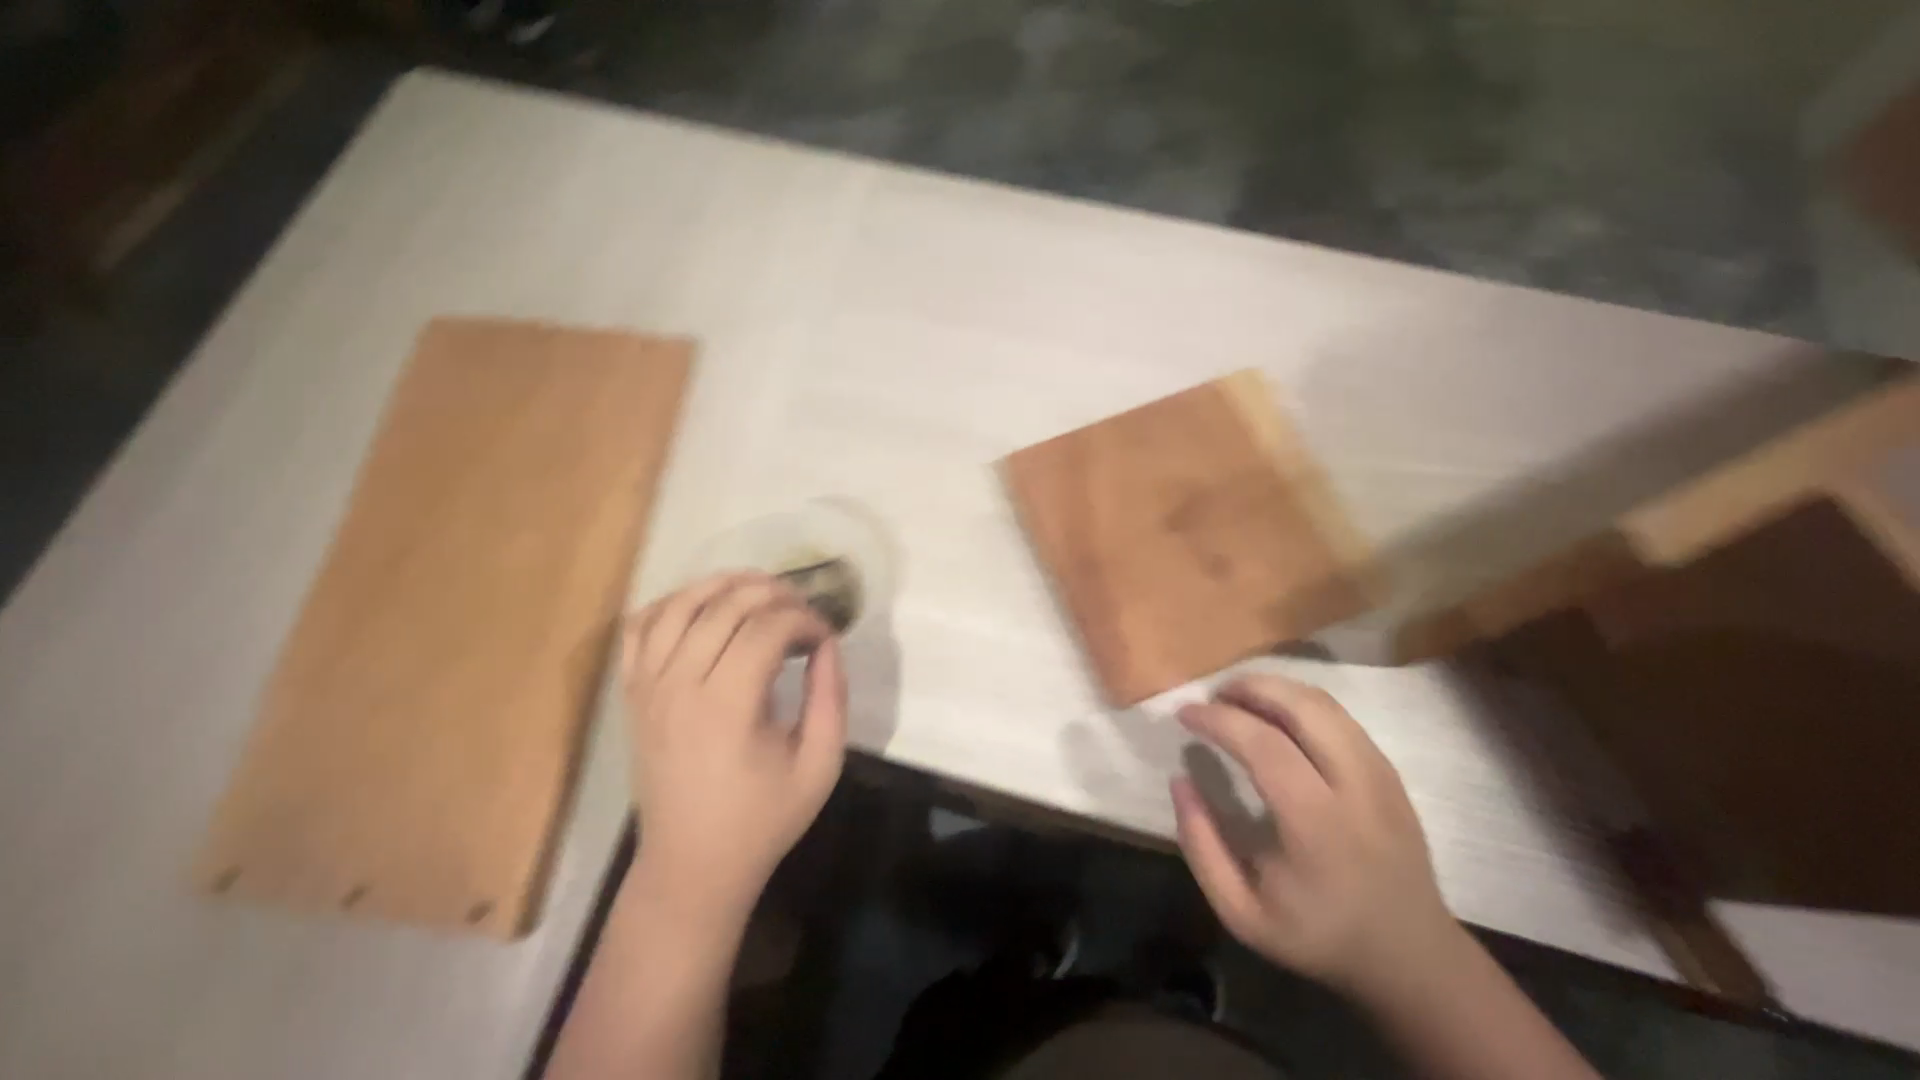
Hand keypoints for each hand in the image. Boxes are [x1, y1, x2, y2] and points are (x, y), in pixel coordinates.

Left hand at [622, 572, 847, 917]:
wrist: (692, 864)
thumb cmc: (762, 820)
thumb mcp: (819, 765)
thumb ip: (830, 698)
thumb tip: (827, 644)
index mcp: (727, 707)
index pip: (767, 628)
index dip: (805, 619)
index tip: (826, 636)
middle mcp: (679, 686)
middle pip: (724, 606)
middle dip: (771, 593)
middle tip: (801, 609)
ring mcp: (647, 687)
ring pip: (677, 605)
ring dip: (720, 585)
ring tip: (757, 591)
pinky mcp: (632, 694)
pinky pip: (639, 629)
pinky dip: (668, 605)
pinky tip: (700, 609)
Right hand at [1171, 674, 1462, 999]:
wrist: (1409, 954)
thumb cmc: (1318, 935)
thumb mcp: (1241, 912)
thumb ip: (1202, 847)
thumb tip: (1180, 782)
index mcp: (1316, 825)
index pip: (1264, 745)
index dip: (1219, 720)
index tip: (1184, 714)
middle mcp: (1355, 787)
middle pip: (1303, 707)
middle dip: (1251, 687)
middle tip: (1212, 695)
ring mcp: (1380, 775)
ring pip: (1326, 705)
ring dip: (1277, 689)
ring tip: (1239, 698)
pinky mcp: (1391, 773)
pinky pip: (1343, 719)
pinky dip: (1302, 704)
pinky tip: (1277, 716)